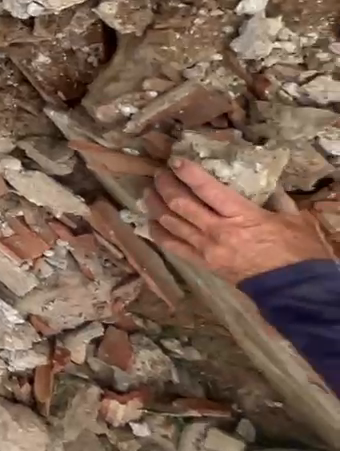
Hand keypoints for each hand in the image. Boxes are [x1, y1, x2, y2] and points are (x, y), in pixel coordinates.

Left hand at [146, 159, 331, 283]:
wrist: (299, 289)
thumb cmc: (300, 252)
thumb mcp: (294, 221)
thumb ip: (276, 201)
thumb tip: (264, 185)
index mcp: (242, 217)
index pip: (207, 190)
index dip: (188, 174)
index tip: (175, 161)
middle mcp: (217, 230)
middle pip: (179, 203)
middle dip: (164, 185)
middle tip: (158, 174)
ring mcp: (205, 247)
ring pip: (168, 221)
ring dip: (154, 204)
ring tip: (149, 192)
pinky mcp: (200, 262)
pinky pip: (170, 244)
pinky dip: (156, 231)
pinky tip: (150, 220)